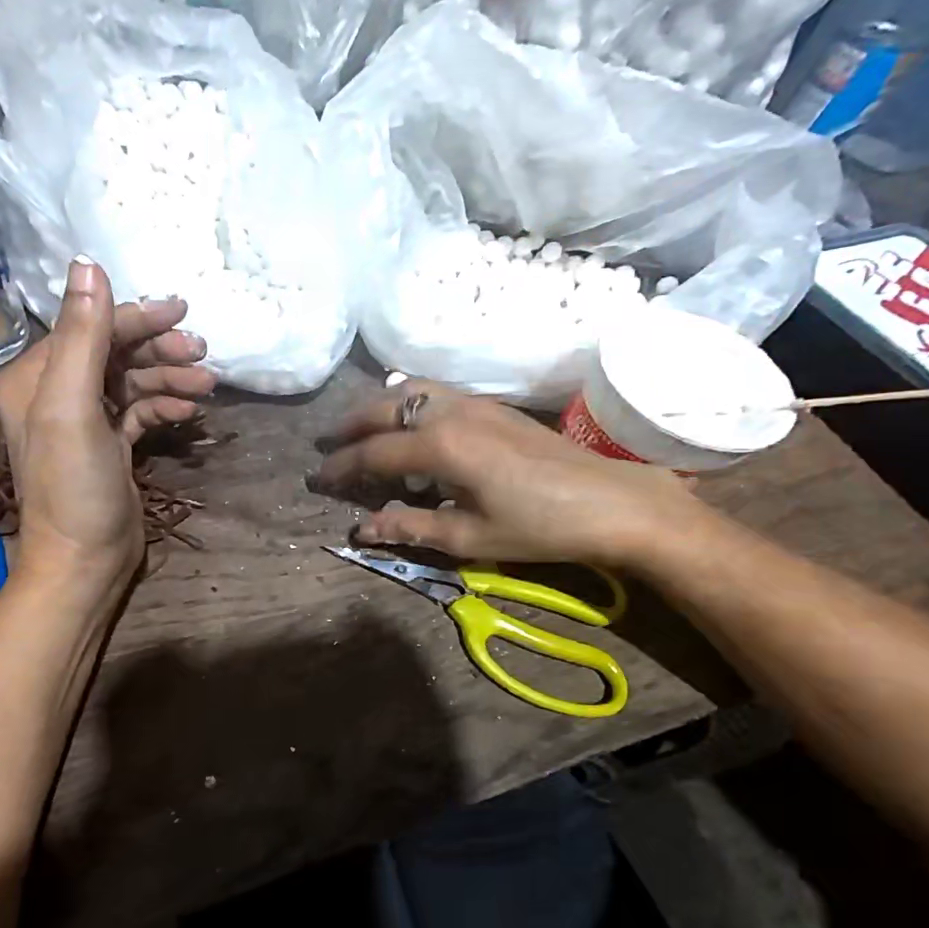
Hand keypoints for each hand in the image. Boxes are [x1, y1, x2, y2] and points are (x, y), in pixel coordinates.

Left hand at [0, 256, 215, 595]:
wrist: (84, 562)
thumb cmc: (74, 487)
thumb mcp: (71, 409)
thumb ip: (81, 337)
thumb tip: (88, 263)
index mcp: (35, 377)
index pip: (91, 329)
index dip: (136, 318)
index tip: (183, 315)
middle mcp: (56, 392)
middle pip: (115, 352)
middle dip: (159, 350)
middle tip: (202, 355)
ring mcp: (85, 421)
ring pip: (133, 381)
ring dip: (170, 379)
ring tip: (207, 387)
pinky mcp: (110, 445)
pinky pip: (140, 411)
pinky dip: (165, 406)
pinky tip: (190, 413)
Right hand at [313, 380, 705, 568]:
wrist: (612, 501)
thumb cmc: (540, 526)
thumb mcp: (470, 536)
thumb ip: (411, 527)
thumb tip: (361, 529)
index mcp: (441, 447)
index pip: (373, 453)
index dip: (340, 467)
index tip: (316, 479)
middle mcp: (450, 413)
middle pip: (384, 408)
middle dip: (348, 426)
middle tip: (326, 445)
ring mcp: (474, 403)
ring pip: (409, 391)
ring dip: (377, 407)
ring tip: (359, 429)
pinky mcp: (493, 405)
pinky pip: (434, 392)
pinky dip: (406, 402)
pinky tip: (409, 423)